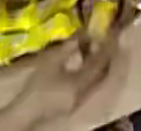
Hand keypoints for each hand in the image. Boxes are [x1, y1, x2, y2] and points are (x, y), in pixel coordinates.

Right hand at [0, 37, 117, 124]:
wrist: (27, 111)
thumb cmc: (37, 84)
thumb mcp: (52, 60)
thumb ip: (69, 45)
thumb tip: (84, 30)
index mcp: (81, 83)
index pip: (101, 63)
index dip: (109, 46)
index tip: (113, 32)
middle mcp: (86, 93)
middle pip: (106, 73)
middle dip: (111, 56)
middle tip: (112, 39)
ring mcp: (83, 100)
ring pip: (102, 80)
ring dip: (104, 64)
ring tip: (101, 47)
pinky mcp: (78, 102)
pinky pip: (95, 85)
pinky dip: (97, 72)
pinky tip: (89, 62)